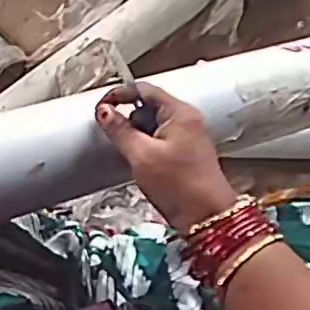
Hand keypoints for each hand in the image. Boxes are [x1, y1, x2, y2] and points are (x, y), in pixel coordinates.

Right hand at [95, 82, 239, 230]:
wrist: (207, 219)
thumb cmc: (182, 187)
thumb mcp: (141, 155)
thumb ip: (120, 130)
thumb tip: (105, 112)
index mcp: (180, 113)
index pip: (144, 90)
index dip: (119, 95)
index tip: (103, 107)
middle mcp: (186, 121)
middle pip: (148, 107)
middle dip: (128, 120)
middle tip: (115, 136)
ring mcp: (187, 138)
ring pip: (152, 126)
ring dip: (137, 137)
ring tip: (132, 156)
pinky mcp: (184, 154)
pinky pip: (159, 142)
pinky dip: (146, 148)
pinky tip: (142, 165)